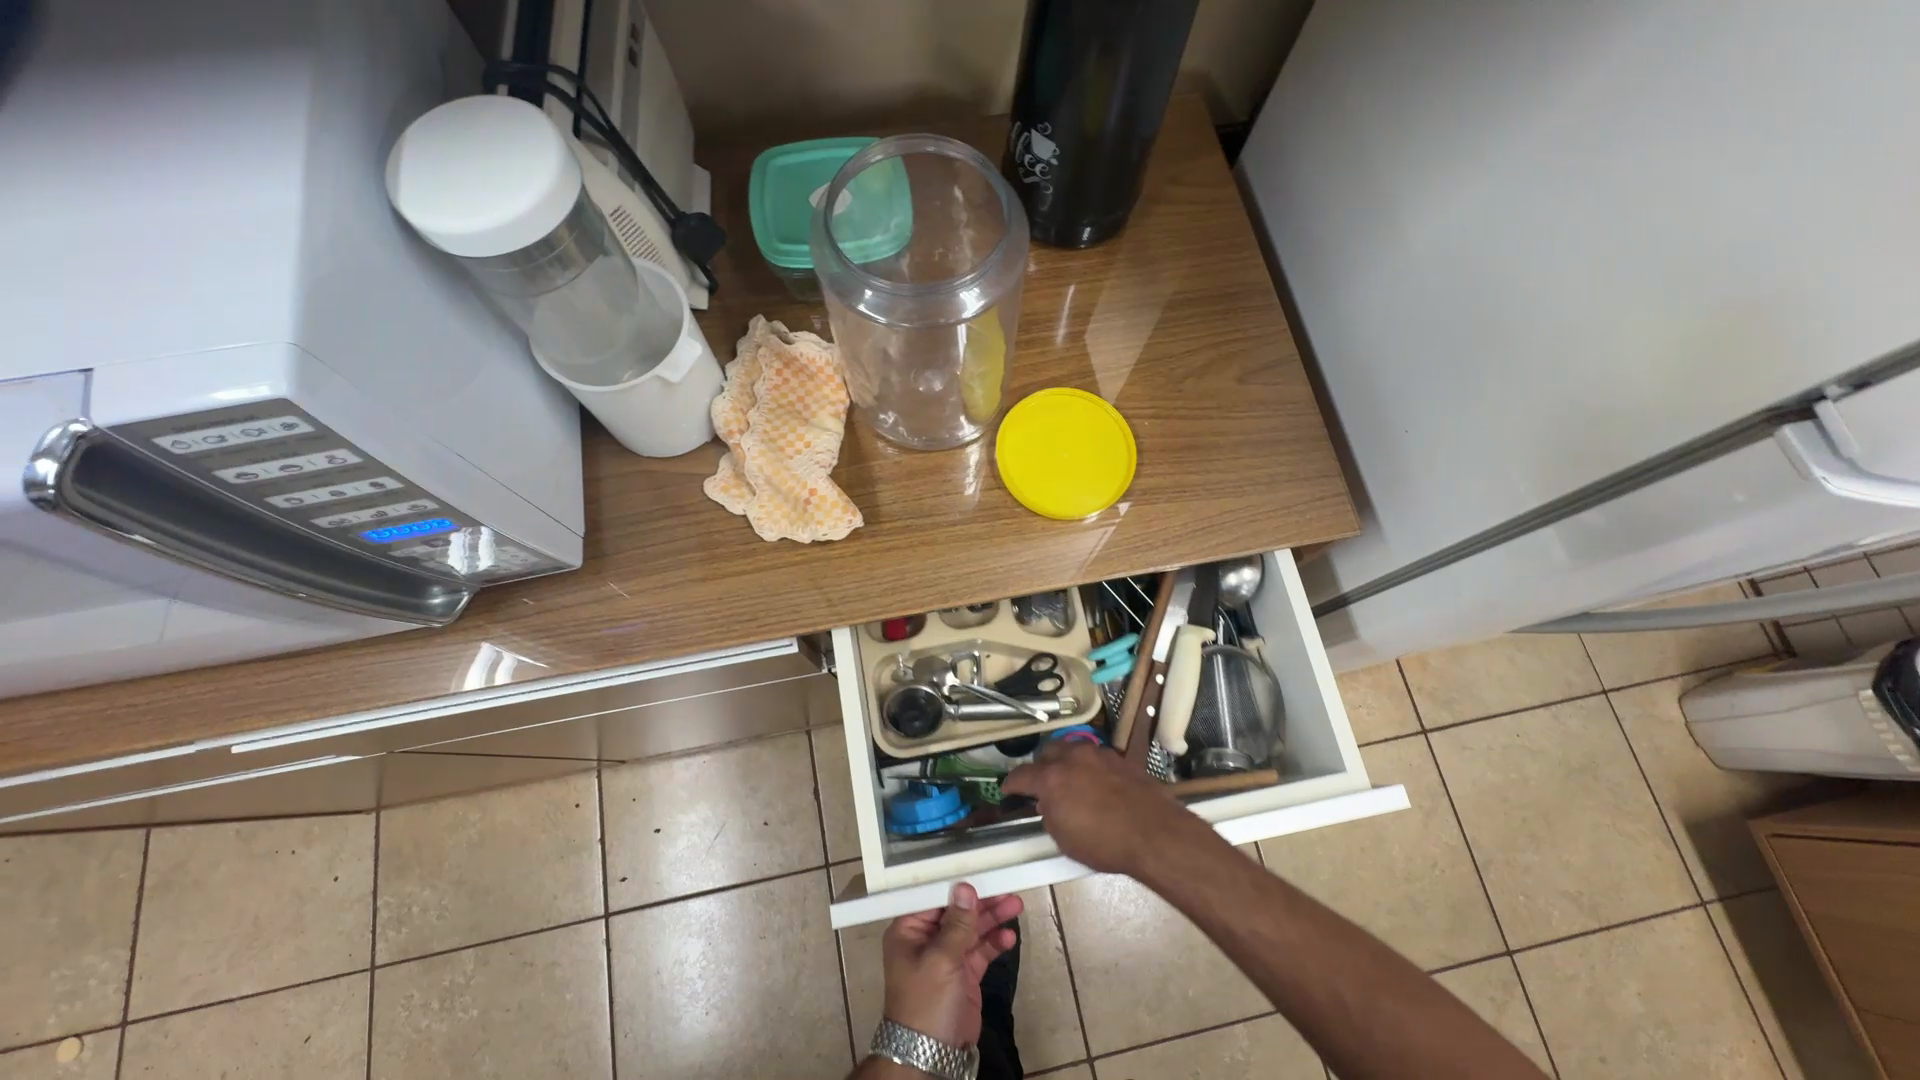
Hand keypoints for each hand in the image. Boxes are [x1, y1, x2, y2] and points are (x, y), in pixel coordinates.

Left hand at [882, 883, 1023, 1046]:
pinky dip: (994, 942)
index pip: (932, 897)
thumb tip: (965, 886)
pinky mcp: (963, 973)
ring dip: (992, 918)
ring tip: (1016, 905)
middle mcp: (926, 938)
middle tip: (1008, 886)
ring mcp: (946, 956)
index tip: (979, 867)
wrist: (931, 1054)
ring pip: (971, 928)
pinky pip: (980, 950)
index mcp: (909, 929)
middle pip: (956, 910)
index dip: (955, 883)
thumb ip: (957, 923)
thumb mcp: (941, 959)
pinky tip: (1009, 937)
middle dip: (981, 900)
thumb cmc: (926, 1001)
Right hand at [1001, 741, 1211, 877]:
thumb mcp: (1063, 838)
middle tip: (1041, 786)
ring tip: (1068, 781)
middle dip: (1039, 767)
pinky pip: (1094, 757)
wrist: (1155, 834)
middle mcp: (1072, 758)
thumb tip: (1047, 803)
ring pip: (1072, 749)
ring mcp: (1099, 755)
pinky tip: (1095, 784)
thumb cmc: (1105, 843)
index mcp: (1052, 778)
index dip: (1011, 783)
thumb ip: (1049, 813)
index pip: (1021, 774)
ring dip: (1064, 762)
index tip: (1007, 790)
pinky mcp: (1120, 759)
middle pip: (1046, 753)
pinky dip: (1088, 767)